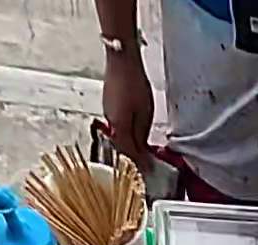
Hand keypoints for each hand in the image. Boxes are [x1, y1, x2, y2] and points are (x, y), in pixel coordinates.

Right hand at [102, 52, 154, 170]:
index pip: (130, 153)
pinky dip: (126, 134)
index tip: (150, 171)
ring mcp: (107, 113)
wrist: (121, 60)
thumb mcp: (144, 115)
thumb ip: (141, 136)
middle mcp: (111, 123)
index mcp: (120, 128)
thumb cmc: (134, 84)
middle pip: (123, 147)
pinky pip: (118, 127)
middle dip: (134, 157)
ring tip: (142, 152)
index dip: (141, 163)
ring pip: (119, 137)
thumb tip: (142, 152)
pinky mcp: (108, 106)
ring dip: (130, 146)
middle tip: (146, 164)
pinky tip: (133, 134)